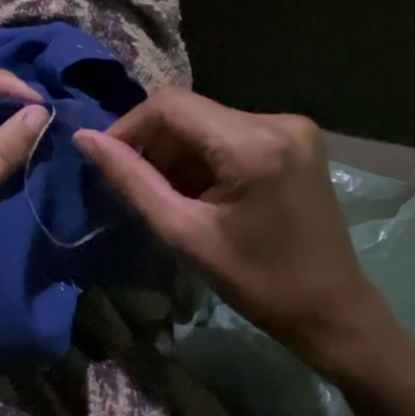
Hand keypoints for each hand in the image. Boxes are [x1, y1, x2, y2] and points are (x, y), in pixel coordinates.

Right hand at [73, 89, 384, 358]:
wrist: (330, 309)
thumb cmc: (255, 281)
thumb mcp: (182, 232)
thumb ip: (131, 180)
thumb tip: (84, 138)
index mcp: (254, 143)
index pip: (170, 106)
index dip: (129, 127)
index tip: (108, 163)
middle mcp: (278, 120)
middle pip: (189, 113)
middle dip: (156, 148)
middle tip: (145, 194)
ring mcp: (292, 127)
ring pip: (206, 123)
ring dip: (179, 156)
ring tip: (177, 201)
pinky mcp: (296, 139)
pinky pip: (229, 133)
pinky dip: (206, 159)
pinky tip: (206, 196)